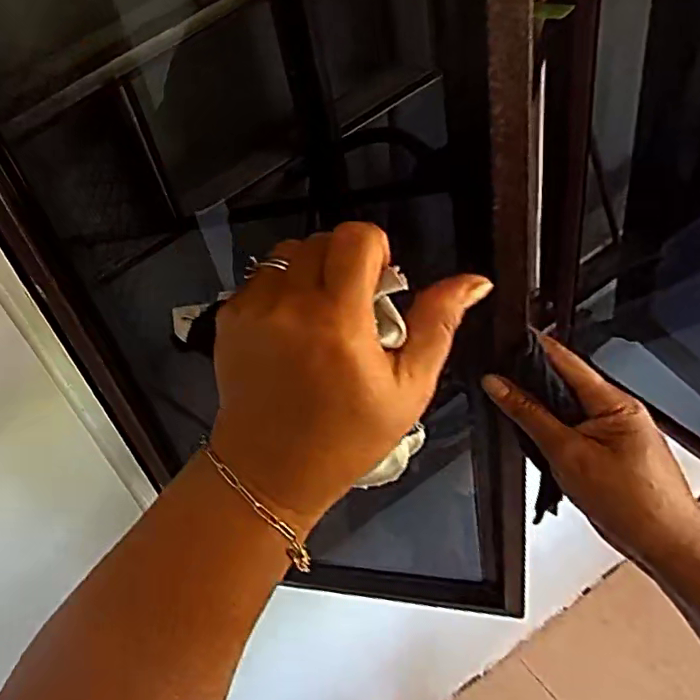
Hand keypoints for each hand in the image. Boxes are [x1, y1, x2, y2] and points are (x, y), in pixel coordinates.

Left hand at [208, 223, 493, 529]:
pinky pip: (258, 279)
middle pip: (319, 240)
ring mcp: (252, 308)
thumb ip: (436, 324)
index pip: (354, 238)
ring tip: (322, 312)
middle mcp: (288, 306)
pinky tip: (292, 325)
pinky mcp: (229, 315)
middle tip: (355, 298)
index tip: (381, 274)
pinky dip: (279, 289)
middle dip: (344, 258)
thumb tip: (470, 282)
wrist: (270, 461)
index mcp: (337, 320)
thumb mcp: (408, 387)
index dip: (375, 247)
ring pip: (285, 255)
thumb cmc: (343, 435)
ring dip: (308, 270)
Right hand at [481, 335, 699, 575]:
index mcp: (616, 403)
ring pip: (566, 405)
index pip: (564, 359)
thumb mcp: (565, 452)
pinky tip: (540, 442)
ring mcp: (618, 431)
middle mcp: (621, 412)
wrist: (672, 550)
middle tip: (496, 382)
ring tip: (517, 417)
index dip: (531, 345)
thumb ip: (526, 412)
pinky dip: (552, 428)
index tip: (502, 338)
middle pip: (562, 380)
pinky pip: (573, 425)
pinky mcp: (613, 449)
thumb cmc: (637, 505)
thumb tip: (496, 383)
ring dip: (540, 408)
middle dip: (528, 380)